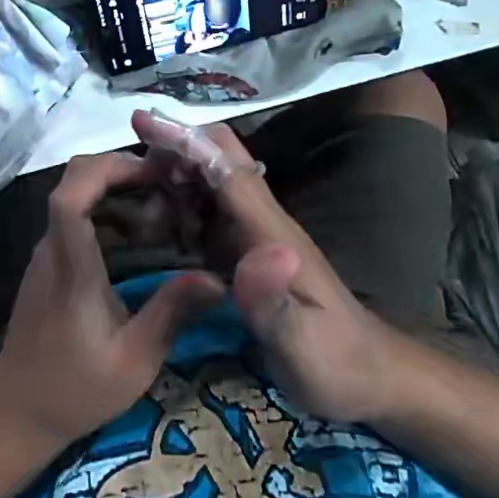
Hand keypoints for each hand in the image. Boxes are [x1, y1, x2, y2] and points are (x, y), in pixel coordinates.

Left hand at [0, 152, 224, 448]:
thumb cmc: (74, 391)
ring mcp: (47, 254)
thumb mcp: (133, 361)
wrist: (15, 414)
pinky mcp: (50, 263)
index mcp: (70, 268)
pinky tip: (143, 237)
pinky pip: (78, 217)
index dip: (106, 170)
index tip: (151, 169)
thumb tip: (217, 279)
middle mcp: (52, 249)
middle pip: (73, 181)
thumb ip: (171, 314)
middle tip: (170, 183)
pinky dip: (111, 211)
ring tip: (165, 209)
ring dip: (120, 190)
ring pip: (77, 195)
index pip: (69, 198)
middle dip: (122, 169)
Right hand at [131, 111, 408, 423]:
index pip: (224, 168)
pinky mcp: (247, 251)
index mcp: (270, 230)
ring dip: (173, 184)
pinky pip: (208, 213)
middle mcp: (261, 220)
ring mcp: (255, 233)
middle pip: (216, 162)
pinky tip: (164, 233)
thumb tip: (255, 252)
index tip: (142, 122)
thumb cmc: (335, 361)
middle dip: (172, 156)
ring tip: (142, 217)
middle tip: (131, 182)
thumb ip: (274, 303)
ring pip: (209, 183)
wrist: (367, 374)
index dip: (184, 141)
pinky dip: (181, 210)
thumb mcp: (302, 345)